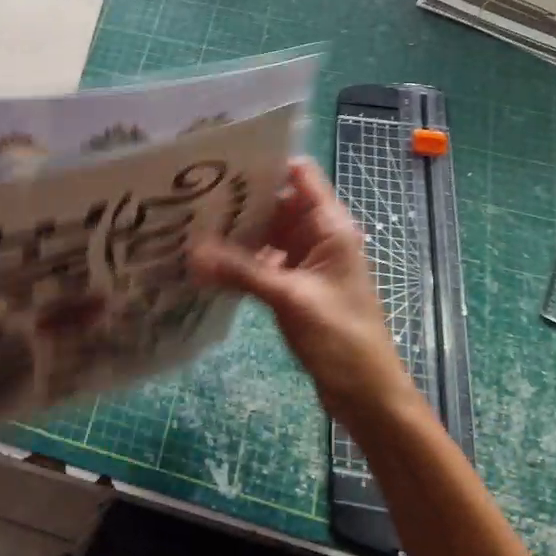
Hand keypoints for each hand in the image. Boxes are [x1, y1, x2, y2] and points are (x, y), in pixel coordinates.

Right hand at [191, 159, 419, 429]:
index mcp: (330, 226)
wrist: (366, 394)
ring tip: (189, 221)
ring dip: (235, 231)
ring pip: (266, 233)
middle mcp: (318, 236)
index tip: (220, 161)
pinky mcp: (293, 286)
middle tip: (190, 193)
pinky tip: (205, 260)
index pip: (298, 174)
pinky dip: (239, 260)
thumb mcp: (290, 298)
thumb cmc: (341, 338)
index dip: (264, 162)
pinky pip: (262, 261)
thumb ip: (241, 272)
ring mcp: (305, 261)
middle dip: (238, 199)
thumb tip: (190, 252)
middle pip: (276, 202)